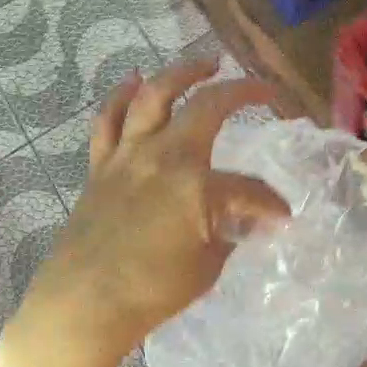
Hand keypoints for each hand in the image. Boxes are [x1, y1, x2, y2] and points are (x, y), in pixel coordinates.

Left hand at [8, 60, 288, 366]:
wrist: (82, 303)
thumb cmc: (150, 292)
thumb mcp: (206, 267)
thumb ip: (230, 233)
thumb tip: (252, 220)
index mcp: (196, 184)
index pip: (248, 188)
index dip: (271, 202)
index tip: (283, 216)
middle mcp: (162, 156)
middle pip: (206, 108)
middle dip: (240, 92)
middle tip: (260, 90)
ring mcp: (127, 156)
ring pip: (154, 96)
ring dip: (182, 73)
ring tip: (205, 63)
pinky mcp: (100, 166)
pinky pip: (108, 120)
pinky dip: (121, 97)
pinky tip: (134, 81)